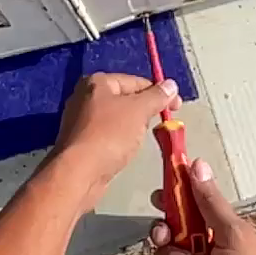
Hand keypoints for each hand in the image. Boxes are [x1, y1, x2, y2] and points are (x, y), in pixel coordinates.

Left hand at [48, 73, 178, 212]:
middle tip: (160, 124)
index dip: (159, 92)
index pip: (136, 81)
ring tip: (140, 140)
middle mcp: (85, 96)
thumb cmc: (109, 135)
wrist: (78, 173)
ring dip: (133, 128)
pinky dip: (119, 140)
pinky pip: (107, 135)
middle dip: (145, 111)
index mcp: (97, 82)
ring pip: (117, 119)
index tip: (177, 107)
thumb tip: (171, 84)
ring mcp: (80, 120)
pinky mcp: (80, 142)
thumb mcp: (139, 111)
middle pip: (125, 99)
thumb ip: (156, 96)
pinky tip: (124, 151)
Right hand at [151, 158, 255, 254]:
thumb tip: (197, 163)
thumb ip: (210, 202)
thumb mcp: (234, 235)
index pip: (197, 205)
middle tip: (165, 234)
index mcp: (228, 231)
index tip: (160, 192)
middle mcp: (211, 249)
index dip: (178, 196)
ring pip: (166, 254)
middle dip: (167, 229)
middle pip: (176, 228)